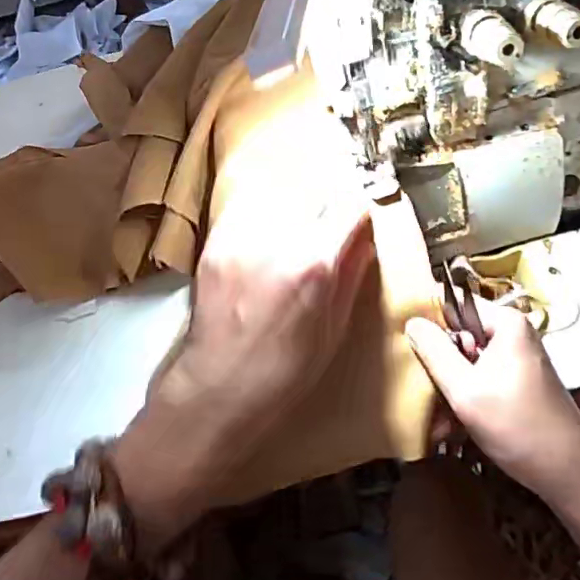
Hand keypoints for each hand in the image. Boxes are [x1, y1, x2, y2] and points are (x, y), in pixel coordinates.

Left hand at [114, 185, 373, 540]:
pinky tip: (270, 230)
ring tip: (301, 225)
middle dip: (330, 204)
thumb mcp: (334, 329)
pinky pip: (247, 204)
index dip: (361, 209)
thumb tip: (364, 239)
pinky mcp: (215, 241)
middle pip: (315, 190)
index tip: (361, 218)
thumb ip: (351, 274)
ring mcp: (240, 238)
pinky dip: (265, 208)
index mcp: (313, 265)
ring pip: (280, 191)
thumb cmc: (284, 372)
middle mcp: (276, 241)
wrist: (218, 389)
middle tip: (333, 223)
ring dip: (298, 202)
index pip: (348, 204)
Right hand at [405, 307, 579, 508]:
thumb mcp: (465, 390)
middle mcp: (513, 334)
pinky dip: (466, 400)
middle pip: (460, 336)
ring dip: (449, 389)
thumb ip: (435, 352)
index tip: (410, 350)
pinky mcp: (518, 383)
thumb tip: (412, 322)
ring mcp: (517, 359)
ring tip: (436, 420)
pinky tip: (452, 428)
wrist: (571, 475)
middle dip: (439, 366)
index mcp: (505, 323)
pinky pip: (482, 380)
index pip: (454, 306)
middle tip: (424, 393)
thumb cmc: (518, 427)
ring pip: (468, 362)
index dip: (430, 326)